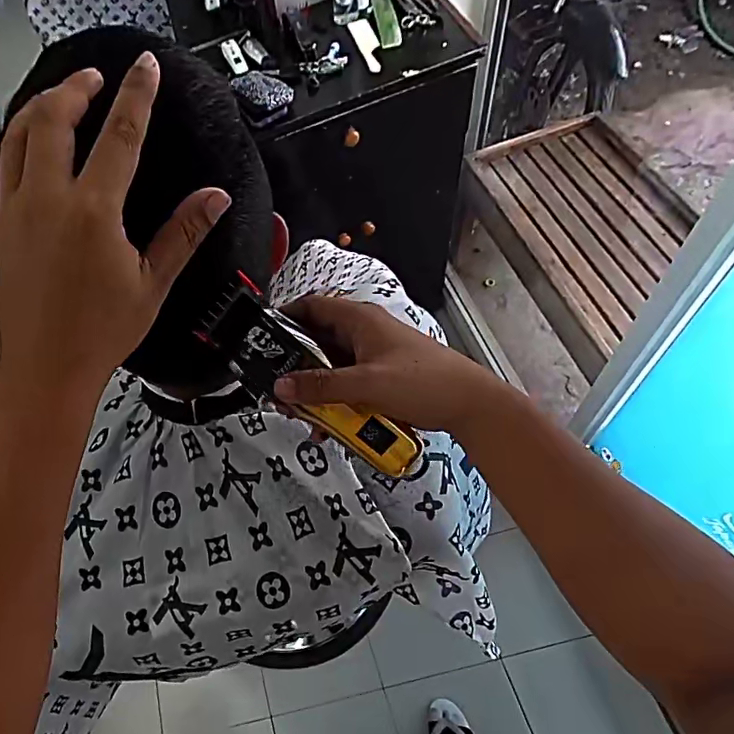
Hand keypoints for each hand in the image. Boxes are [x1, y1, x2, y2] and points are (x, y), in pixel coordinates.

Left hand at [0, 53, 229, 392]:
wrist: (49, 367)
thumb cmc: (101, 332)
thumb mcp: (153, 283)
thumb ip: (184, 234)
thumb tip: (214, 197)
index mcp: (93, 211)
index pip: (120, 135)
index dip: (137, 95)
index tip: (144, 67)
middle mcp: (48, 201)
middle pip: (54, 119)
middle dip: (76, 88)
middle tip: (95, 78)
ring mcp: (15, 214)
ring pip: (16, 139)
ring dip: (37, 110)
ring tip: (57, 102)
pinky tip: (3, 151)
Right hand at [274, 295, 511, 431]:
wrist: (469, 405)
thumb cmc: (426, 382)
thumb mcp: (366, 384)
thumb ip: (321, 386)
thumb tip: (281, 386)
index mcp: (359, 320)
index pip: (311, 306)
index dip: (285, 319)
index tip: (263, 341)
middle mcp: (364, 333)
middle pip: (317, 343)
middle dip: (296, 368)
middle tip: (281, 393)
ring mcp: (374, 356)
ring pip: (332, 369)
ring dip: (317, 392)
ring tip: (305, 417)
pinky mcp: (382, 377)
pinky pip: (349, 386)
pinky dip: (337, 403)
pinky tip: (332, 427)